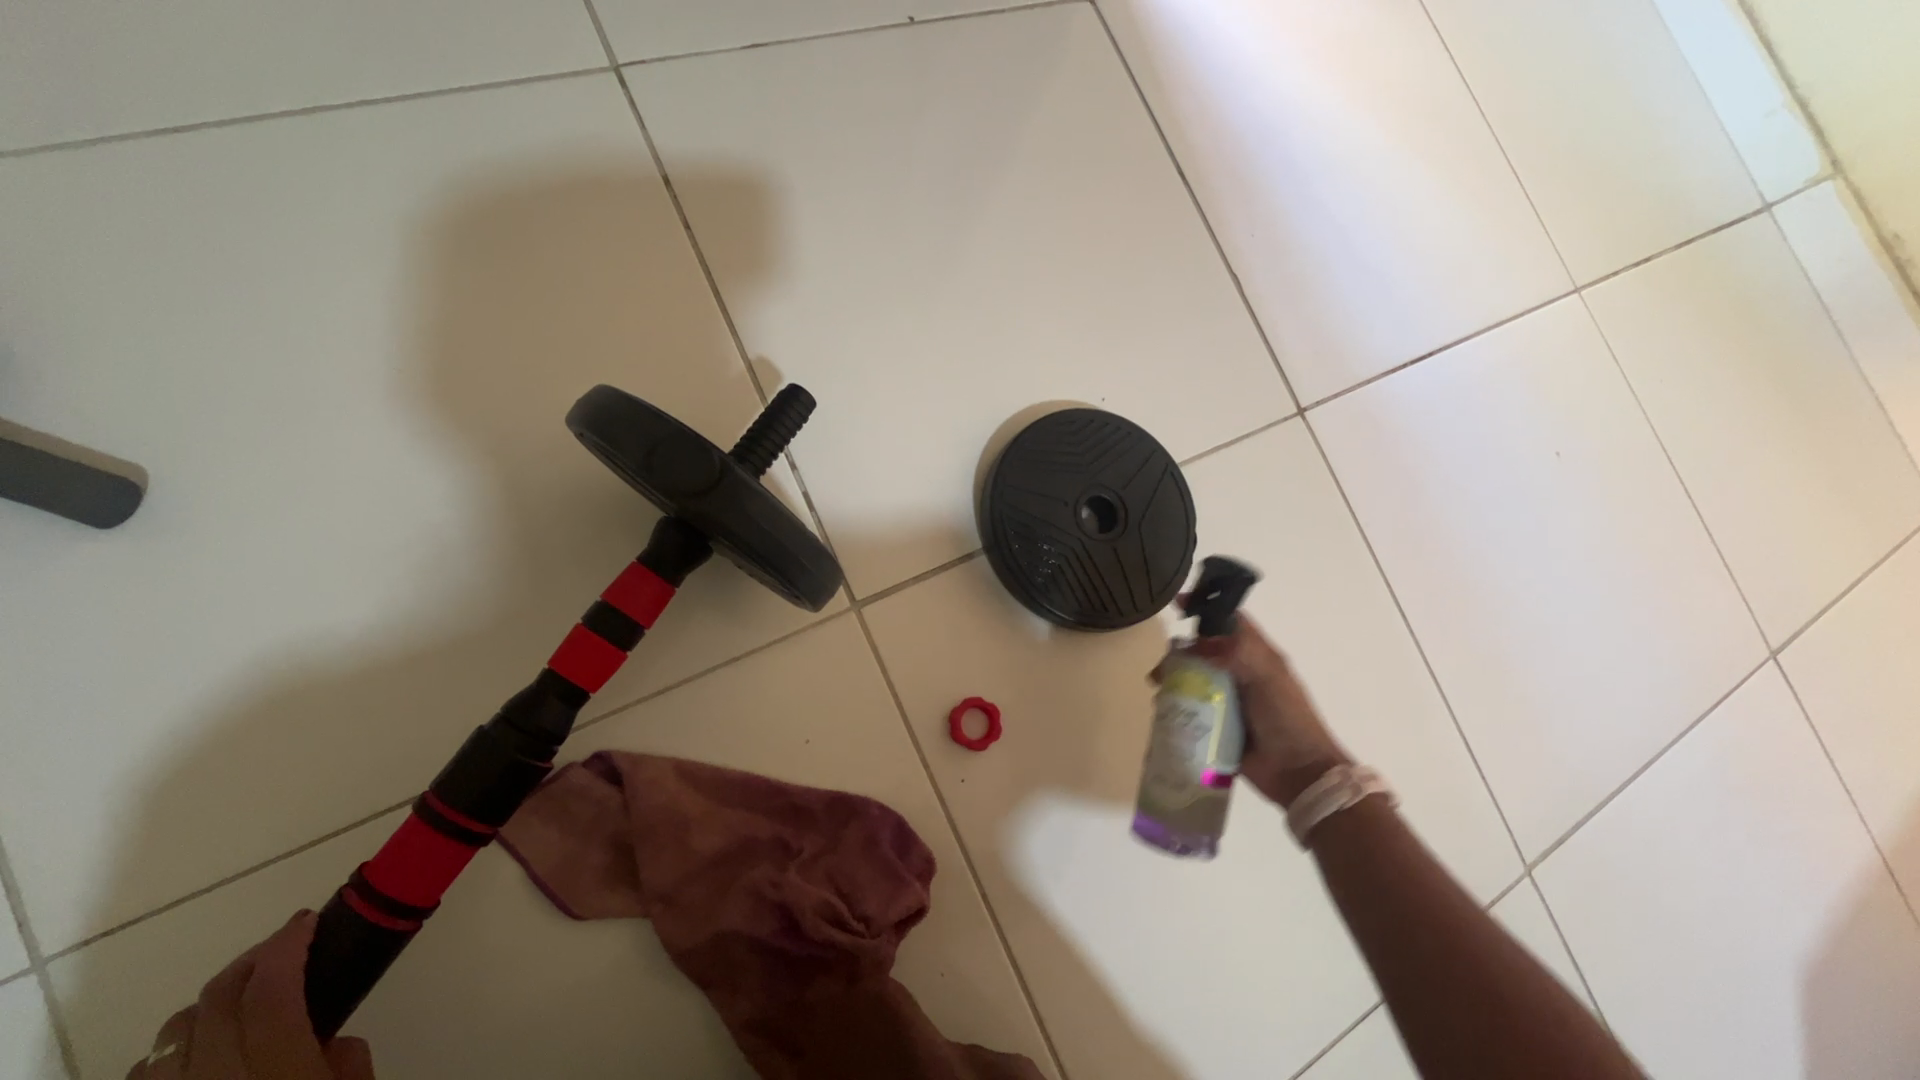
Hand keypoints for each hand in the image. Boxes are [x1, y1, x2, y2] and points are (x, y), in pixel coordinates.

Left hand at [128, 911, 374, 1079]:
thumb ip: (348, 1061)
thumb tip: (331, 1037)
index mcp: (278, 1067)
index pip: (269, 990)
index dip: (285, 945)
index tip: (306, 921)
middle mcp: (217, 1076)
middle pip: (217, 999)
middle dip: (252, 961)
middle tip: (283, 948)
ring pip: (172, 1031)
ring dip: (208, 1005)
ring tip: (239, 1004)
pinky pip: (144, 1070)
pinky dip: (171, 1050)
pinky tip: (201, 1054)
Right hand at [1156, 614, 1350, 807]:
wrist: (1298, 774)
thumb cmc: (1288, 719)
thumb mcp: (1268, 677)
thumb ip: (1237, 652)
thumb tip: (1196, 642)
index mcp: (1257, 657)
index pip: (1229, 623)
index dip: (1206, 610)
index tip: (1178, 603)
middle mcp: (1240, 675)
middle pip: (1203, 652)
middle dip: (1179, 653)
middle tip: (1162, 666)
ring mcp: (1227, 702)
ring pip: (1192, 681)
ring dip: (1173, 681)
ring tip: (1158, 689)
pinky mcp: (1216, 728)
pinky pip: (1189, 712)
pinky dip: (1174, 708)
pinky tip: (1162, 711)